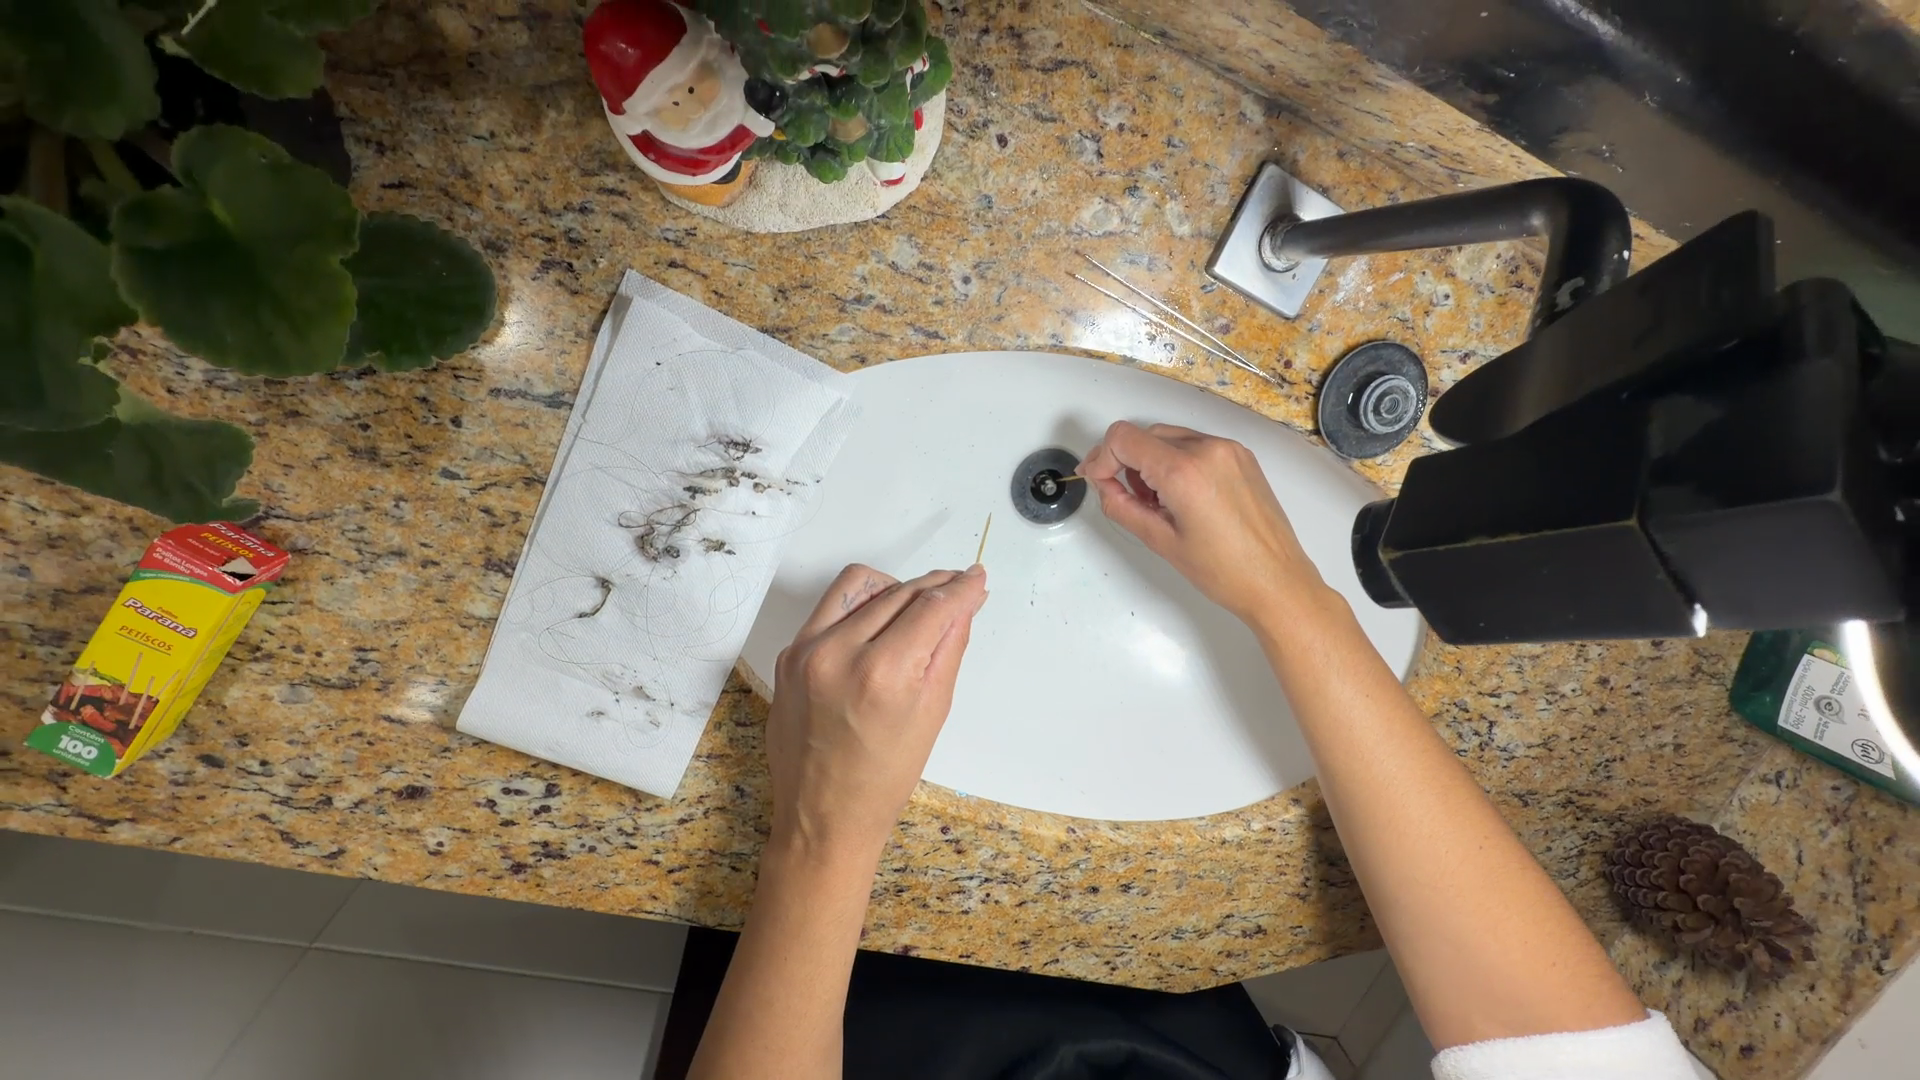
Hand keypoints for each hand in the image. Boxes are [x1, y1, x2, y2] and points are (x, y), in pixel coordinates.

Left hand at [767, 563, 988, 862]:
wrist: (824, 817)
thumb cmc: (886, 777)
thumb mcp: (933, 711)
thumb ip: (950, 646)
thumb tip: (967, 601)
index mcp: (882, 673)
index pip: (932, 607)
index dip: (961, 588)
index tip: (977, 576)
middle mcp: (839, 652)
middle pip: (900, 592)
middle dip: (935, 586)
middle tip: (958, 589)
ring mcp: (806, 650)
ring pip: (861, 585)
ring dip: (896, 586)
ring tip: (917, 605)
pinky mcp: (788, 653)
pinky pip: (831, 607)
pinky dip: (861, 606)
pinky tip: (879, 623)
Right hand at [1079, 420, 1329, 625]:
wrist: (1277, 582)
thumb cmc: (1226, 571)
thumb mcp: (1159, 541)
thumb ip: (1121, 506)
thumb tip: (1104, 486)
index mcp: (1185, 471)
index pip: (1123, 438)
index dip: (1102, 458)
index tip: (1098, 480)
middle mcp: (1208, 450)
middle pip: (1145, 434)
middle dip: (1125, 461)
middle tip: (1122, 496)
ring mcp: (1228, 450)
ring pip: (1168, 437)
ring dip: (1150, 461)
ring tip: (1156, 502)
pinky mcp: (1241, 457)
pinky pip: (1194, 445)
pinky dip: (1176, 461)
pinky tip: (1179, 496)